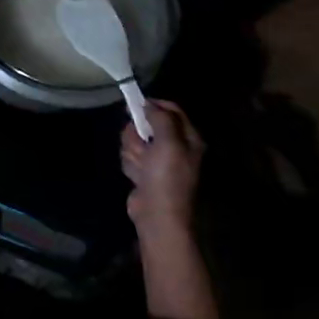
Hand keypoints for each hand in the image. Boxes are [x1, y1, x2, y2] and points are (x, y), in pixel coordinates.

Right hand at [121, 100, 203, 241]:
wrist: (157, 215)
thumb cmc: (167, 177)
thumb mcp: (168, 142)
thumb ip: (160, 118)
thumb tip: (149, 104)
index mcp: (188, 137)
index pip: (171, 109)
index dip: (154, 105)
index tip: (136, 105)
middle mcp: (174, 145)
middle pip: (147, 124)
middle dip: (139, 135)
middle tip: (143, 148)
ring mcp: (157, 159)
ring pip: (134, 140)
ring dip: (133, 152)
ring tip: (141, 168)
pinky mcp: (144, 170)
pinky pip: (130, 155)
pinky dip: (131, 165)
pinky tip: (136, 177)